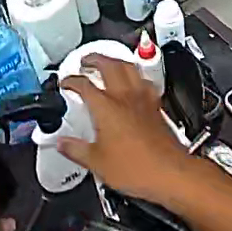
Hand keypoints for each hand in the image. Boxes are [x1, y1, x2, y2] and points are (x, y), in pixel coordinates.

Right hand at [59, 56, 202, 204]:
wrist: (168, 171)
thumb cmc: (137, 168)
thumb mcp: (96, 162)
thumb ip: (76, 149)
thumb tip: (62, 143)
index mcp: (106, 108)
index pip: (84, 85)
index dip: (71, 80)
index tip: (66, 82)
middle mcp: (126, 98)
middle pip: (110, 65)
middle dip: (95, 58)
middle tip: (86, 60)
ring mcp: (144, 99)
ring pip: (130, 68)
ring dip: (117, 61)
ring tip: (109, 63)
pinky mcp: (156, 105)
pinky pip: (145, 81)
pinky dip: (135, 76)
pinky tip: (135, 82)